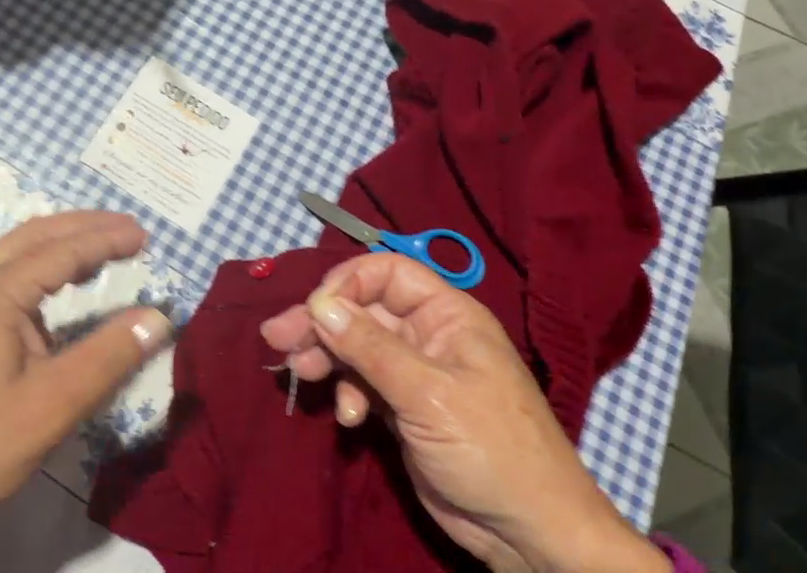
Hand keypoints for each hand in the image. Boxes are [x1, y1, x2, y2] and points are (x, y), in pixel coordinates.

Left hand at [0, 211, 172, 540]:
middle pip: (34, 235)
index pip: (61, 251)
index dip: (106, 239)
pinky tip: (55, 288)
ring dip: (58, 243)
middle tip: (128, 230)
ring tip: (101, 251)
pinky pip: (0, 271)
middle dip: (84, 227)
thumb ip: (109, 355)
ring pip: (13, 251)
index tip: (145, 235)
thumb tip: (158, 317)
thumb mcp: (53, 404)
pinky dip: (36, 264)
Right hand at [259, 253, 669, 572]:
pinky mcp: (405, 409)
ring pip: (358, 348)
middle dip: (322, 322)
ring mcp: (416, 374)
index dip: (348, 282)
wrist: (530, 532)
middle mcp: (430, 335)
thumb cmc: (491, 448)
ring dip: (327, 358)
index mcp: (448, 315)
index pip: (388, 274)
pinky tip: (348, 419)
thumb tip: (319, 303)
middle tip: (277, 337)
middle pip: (364, 310)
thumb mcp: (427, 394)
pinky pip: (364, 384)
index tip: (313, 308)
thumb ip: (370, 347)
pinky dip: (348, 394)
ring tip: (299, 372)